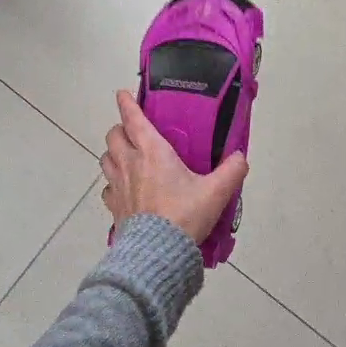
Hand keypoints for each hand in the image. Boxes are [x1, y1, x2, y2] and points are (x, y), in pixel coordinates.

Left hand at [100, 89, 248, 244]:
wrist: (157, 252)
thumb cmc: (184, 215)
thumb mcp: (215, 193)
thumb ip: (231, 171)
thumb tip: (240, 156)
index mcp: (152, 152)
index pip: (133, 119)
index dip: (127, 104)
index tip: (122, 94)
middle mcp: (129, 163)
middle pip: (113, 136)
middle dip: (120, 130)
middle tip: (132, 133)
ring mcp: (117, 185)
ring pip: (105, 159)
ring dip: (113, 154)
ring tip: (126, 158)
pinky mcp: (113, 206)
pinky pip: (107, 188)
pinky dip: (113, 184)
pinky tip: (124, 190)